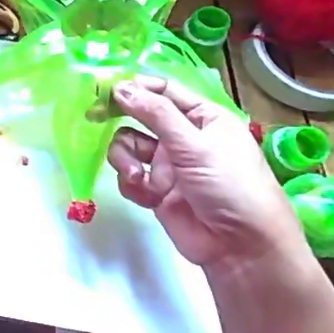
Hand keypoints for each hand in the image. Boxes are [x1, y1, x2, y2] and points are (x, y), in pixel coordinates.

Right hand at [106, 76, 303, 268]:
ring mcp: (168, 164)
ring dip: (124, 159)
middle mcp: (183, 137)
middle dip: (118, 118)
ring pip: (128, 147)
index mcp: (203, 119)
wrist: (240, 246)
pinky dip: (130, 183)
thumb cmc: (230, 186)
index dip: (135, 87)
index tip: (103, 87)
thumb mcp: (194, 145)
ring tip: (135, 176)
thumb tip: (120, 87)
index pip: (164, 92)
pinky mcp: (155, 190)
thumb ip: (155, 114)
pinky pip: (128, 177)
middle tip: (93, 116)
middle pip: (140, 117)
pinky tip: (144, 193)